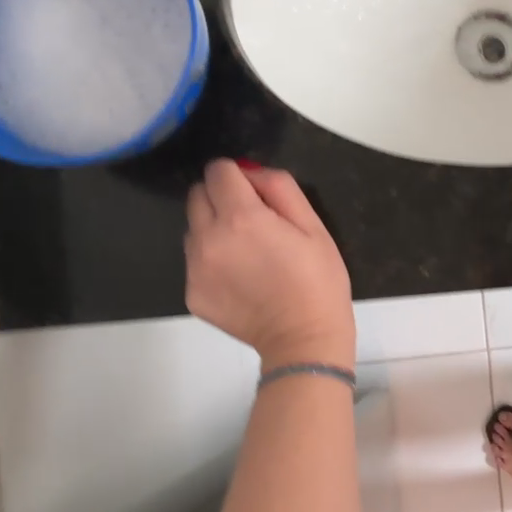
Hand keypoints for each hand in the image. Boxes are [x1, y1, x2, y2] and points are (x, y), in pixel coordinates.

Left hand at [185, 159, 352, 370]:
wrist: (303, 340)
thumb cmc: (319, 282)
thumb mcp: (315, 227)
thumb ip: (280, 188)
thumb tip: (251, 174)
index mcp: (241, 217)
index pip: (218, 171)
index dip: (239, 175)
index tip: (257, 193)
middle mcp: (208, 238)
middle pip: (197, 195)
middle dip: (222, 198)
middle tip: (253, 222)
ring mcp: (195, 268)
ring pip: (193, 229)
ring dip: (215, 230)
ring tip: (248, 255)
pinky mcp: (192, 293)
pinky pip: (195, 263)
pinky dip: (214, 263)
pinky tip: (242, 281)